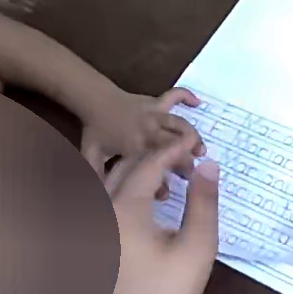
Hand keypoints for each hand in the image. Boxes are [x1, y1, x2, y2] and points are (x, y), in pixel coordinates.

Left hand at [80, 88, 203, 190]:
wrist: (95, 100)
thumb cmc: (95, 130)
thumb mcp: (92, 157)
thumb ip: (96, 177)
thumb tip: (98, 198)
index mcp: (135, 145)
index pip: (156, 163)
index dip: (162, 180)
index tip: (166, 194)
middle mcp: (149, 129)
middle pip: (174, 144)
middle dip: (185, 160)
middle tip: (189, 174)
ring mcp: (155, 114)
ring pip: (179, 123)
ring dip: (192, 136)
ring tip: (201, 150)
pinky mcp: (158, 102)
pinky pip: (175, 95)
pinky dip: (186, 97)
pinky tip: (197, 103)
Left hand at [91, 133, 219, 293]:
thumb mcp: (198, 246)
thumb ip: (205, 200)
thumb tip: (209, 164)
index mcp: (124, 208)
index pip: (150, 163)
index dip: (174, 150)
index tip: (196, 143)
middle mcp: (100, 211)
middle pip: (124, 167)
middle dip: (155, 156)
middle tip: (186, 159)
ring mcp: (90, 230)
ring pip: (109, 183)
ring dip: (137, 173)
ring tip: (169, 179)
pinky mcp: (90, 246)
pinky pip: (104, 202)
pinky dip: (125, 191)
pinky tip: (149, 207)